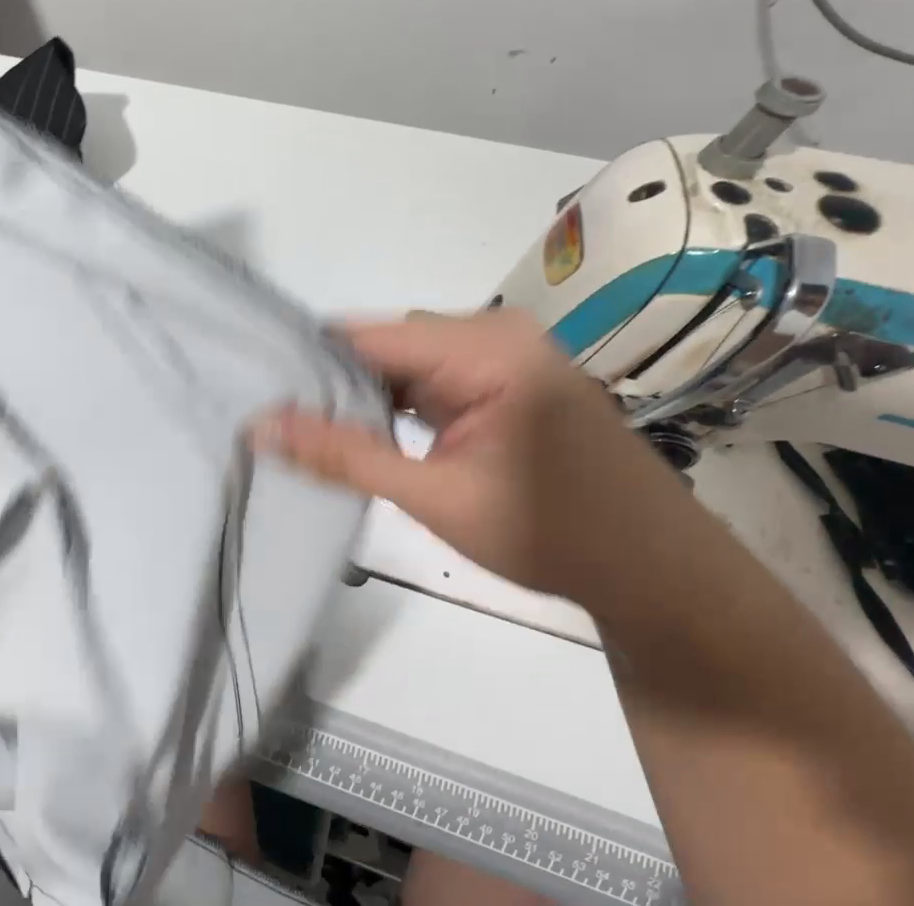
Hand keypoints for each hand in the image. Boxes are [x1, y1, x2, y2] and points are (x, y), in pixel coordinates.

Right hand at [255, 311, 696, 602]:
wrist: (660, 576)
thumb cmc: (555, 536)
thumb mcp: (435, 497)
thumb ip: (342, 455)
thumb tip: (257, 426)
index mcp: (488, 350)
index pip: (365, 337)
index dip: (305, 364)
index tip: (253, 393)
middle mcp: (498, 336)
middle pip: (382, 345)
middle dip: (329, 382)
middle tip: (274, 422)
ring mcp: (508, 357)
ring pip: (403, 363)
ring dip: (360, 397)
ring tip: (306, 430)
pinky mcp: (510, 382)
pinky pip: (431, 378)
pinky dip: (396, 405)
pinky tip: (365, 435)